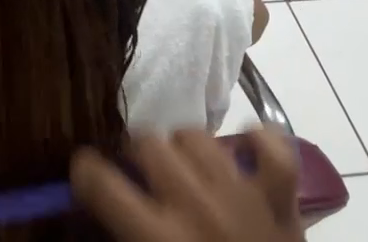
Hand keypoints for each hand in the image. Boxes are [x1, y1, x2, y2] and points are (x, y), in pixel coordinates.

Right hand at [71, 129, 303, 241]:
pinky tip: (242, 150)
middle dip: (137, 156)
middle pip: (149, 143)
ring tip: (184, 169)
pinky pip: (272, 148)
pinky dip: (258, 140)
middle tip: (141, 178)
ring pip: (197, 136)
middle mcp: (195, 206)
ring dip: (183, 149)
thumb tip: (105, 226)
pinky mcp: (281, 201)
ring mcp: (242, 196)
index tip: (86, 176)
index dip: (85, 172)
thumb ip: (126, 241)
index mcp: (158, 238)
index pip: (102, 182)